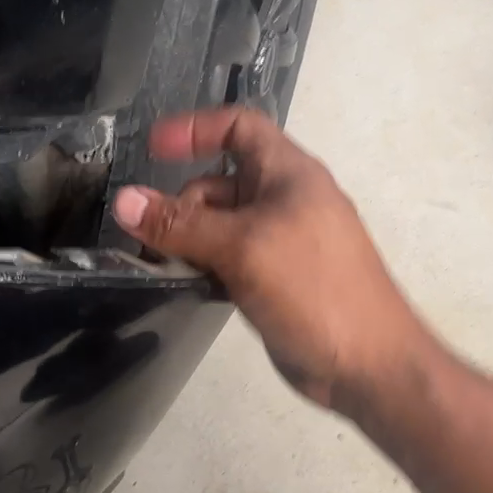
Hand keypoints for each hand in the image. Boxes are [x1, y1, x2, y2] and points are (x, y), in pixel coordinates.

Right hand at [111, 107, 436, 414]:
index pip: (239, 127)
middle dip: (181, 204)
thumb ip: (180, 224)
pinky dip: (203, 265)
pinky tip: (185, 285)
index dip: (194, 129)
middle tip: (152, 239)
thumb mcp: (242, 248)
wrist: (368, 365)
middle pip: (218, 183)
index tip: (152, 150)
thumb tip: (124, 202)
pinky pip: (226, 259)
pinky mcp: (272, 279)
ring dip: (186, 239)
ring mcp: (278, 242)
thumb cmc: (313, 290)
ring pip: (218, 225)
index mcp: (288, 174)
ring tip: (160, 265)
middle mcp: (283, 200)